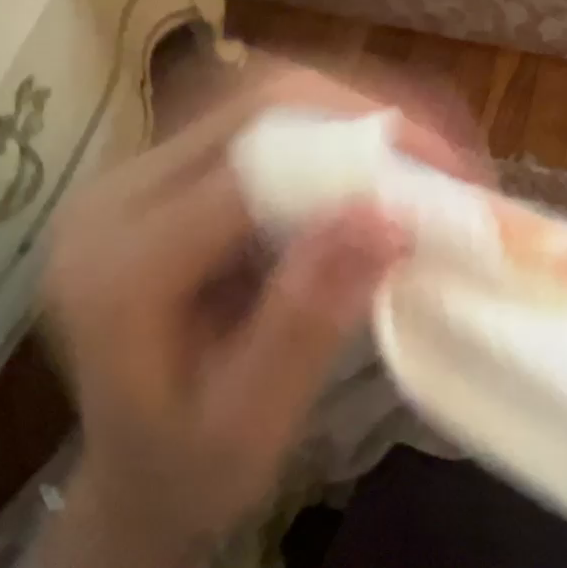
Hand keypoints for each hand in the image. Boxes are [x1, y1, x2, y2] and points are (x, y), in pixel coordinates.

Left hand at [34, 56, 485, 567]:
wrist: (141, 471)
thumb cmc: (191, 470)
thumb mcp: (250, 422)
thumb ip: (306, 321)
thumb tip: (388, 218)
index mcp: (120, 267)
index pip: (249, 169)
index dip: (356, 158)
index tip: (449, 177)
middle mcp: (116, 198)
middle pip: (256, 106)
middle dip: (368, 118)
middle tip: (450, 156)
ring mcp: (139, 175)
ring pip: (263, 96)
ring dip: (358, 112)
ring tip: (429, 150)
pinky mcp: (170, 172)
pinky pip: (263, 120)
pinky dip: (337, 128)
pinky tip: (386, 157)